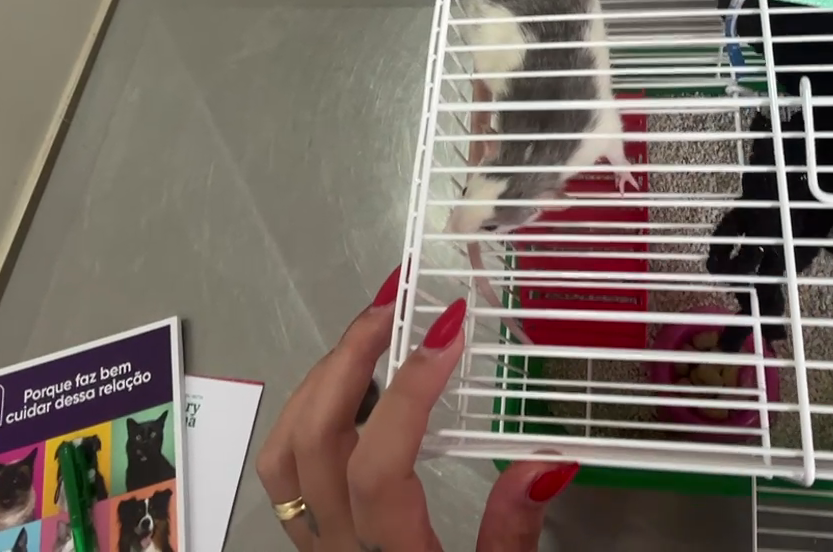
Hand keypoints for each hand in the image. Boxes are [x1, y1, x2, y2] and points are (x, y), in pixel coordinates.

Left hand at [254, 267, 578, 550]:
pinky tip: (352, 379)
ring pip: (284, 450)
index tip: (450, 327)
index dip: (409, 391)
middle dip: (351, 358)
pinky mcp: (309, 538)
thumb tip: (548, 459)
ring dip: (323, 375)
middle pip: (312, 443)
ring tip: (372, 330)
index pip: (380, 467)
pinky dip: (311, 404)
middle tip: (396, 304)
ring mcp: (311, 546)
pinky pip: (286, 463)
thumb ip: (513, 534)